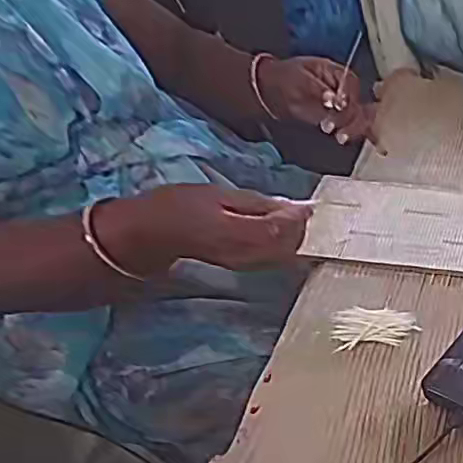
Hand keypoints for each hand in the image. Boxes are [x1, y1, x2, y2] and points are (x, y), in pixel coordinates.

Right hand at [100, 184, 311, 274]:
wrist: (155, 235)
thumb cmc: (180, 207)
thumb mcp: (216, 194)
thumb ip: (253, 203)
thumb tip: (283, 206)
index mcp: (239, 235)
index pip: (280, 230)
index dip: (297, 219)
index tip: (308, 207)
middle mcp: (248, 256)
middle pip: (287, 246)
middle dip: (300, 230)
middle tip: (305, 213)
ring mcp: (249, 265)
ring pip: (284, 256)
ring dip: (294, 240)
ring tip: (297, 222)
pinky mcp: (247, 268)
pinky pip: (275, 259)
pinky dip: (285, 247)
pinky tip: (284, 234)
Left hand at [259, 56, 374, 144]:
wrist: (277, 92)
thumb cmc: (288, 78)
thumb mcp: (300, 78)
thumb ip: (319, 89)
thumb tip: (334, 100)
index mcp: (336, 73)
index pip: (351, 84)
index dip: (348, 96)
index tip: (339, 106)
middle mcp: (345, 90)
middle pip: (358, 104)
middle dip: (349, 117)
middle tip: (333, 125)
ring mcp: (345, 106)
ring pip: (360, 119)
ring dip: (351, 129)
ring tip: (335, 134)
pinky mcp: (342, 121)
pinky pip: (354, 129)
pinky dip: (349, 134)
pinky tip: (340, 137)